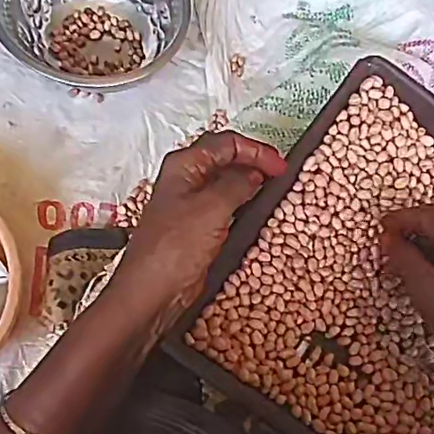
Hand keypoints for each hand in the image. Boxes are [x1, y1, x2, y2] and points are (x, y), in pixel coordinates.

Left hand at [114, 130, 285, 326]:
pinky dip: (244, 205)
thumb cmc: (174, 247)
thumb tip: (256, 174)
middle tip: (280, 175)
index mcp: (184, 165)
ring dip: (251, 184)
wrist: (153, 290)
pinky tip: (257, 212)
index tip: (280, 166)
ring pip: (227, 184)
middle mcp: (187, 180)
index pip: (226, 143)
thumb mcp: (212, 208)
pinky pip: (226, 208)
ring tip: (274, 191)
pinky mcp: (199, 228)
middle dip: (255, 163)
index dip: (256, 151)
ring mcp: (192, 205)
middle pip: (226, 160)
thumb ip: (237, 185)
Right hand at [379, 204, 433, 357]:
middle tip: (389, 234)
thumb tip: (387, 238)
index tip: (382, 225)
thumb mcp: (424, 288)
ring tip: (401, 246)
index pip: (433, 215)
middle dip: (414, 223)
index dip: (404, 217)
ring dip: (426, 232)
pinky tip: (421, 255)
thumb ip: (404, 257)